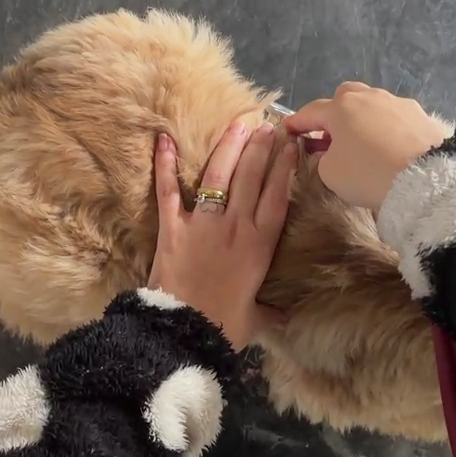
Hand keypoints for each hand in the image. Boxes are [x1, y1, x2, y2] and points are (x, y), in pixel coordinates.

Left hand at [148, 119, 295, 349]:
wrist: (185, 330)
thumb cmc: (224, 327)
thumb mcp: (255, 319)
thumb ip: (269, 312)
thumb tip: (284, 319)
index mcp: (260, 245)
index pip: (278, 196)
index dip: (285, 168)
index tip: (291, 145)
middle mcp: (236, 226)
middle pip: (251, 177)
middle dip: (260, 148)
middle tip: (266, 126)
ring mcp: (203, 223)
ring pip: (219, 175)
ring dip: (228, 147)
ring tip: (237, 126)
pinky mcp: (172, 227)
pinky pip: (168, 190)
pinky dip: (165, 164)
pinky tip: (164, 139)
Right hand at [281, 82, 448, 209]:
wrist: (424, 177)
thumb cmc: (367, 173)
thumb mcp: (330, 173)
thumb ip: (323, 158)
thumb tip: (330, 151)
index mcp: (340, 109)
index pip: (311, 112)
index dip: (297, 122)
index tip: (287, 129)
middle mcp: (368, 97)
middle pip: (344, 96)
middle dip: (333, 112)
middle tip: (330, 134)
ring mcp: (396, 102)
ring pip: (371, 103)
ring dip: (361, 118)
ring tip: (362, 140)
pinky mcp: (419, 114)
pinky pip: (393, 116)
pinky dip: (385, 126)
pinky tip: (388, 145)